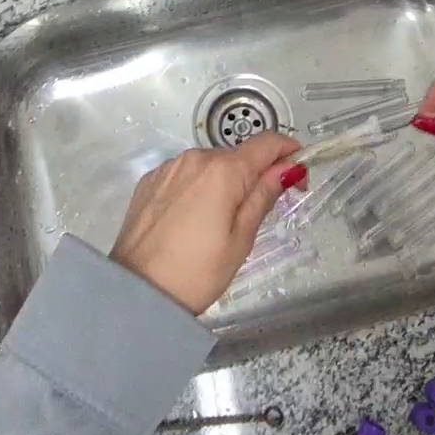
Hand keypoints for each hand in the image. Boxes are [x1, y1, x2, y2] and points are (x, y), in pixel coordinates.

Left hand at [110, 132, 304, 313]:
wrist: (136, 292)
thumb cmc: (197, 272)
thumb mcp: (241, 239)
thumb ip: (263, 196)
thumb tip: (287, 168)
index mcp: (223, 170)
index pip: (267, 142)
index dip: (290, 154)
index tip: (298, 178)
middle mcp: (195, 158)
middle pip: (237, 155)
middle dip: (255, 176)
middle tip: (259, 214)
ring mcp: (168, 167)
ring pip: (210, 165)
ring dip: (224, 182)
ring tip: (220, 223)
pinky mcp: (149, 181)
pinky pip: (185, 175)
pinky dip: (197, 188)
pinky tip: (192, 220)